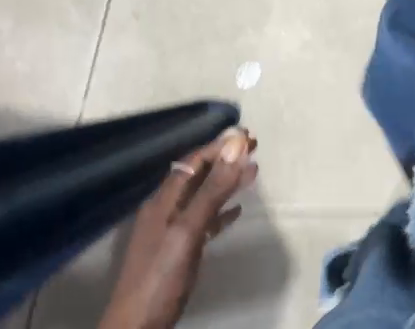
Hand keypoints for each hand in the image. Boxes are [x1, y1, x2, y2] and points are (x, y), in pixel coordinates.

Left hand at [99, 128, 258, 328]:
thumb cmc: (160, 278)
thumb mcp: (188, 231)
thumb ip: (212, 189)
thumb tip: (235, 145)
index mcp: (163, 202)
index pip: (193, 162)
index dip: (219, 147)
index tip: (247, 136)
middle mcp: (165, 211)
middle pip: (198, 176)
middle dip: (225, 160)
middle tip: (254, 146)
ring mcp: (170, 233)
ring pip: (202, 197)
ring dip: (226, 182)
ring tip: (253, 173)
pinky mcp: (177, 252)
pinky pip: (203, 221)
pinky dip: (221, 211)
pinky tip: (237, 212)